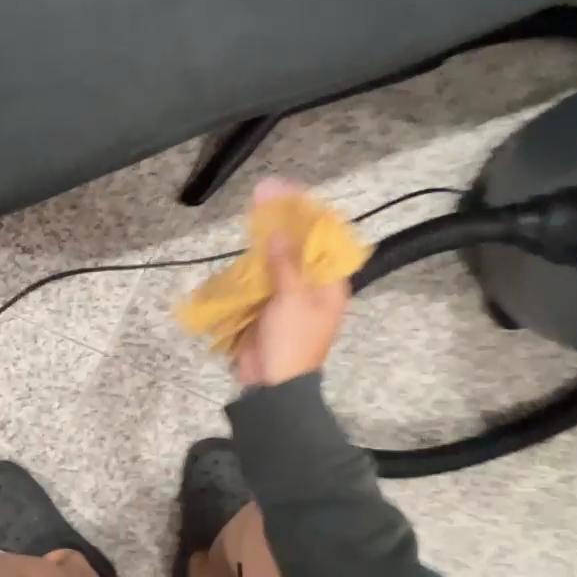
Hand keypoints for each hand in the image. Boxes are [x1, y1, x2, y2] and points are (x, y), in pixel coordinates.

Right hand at [234, 182, 351, 387]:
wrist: (274, 384)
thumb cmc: (292, 342)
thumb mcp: (292, 299)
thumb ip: (285, 262)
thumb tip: (278, 229)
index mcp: (330, 281)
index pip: (325, 235)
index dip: (306, 210)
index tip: (285, 191)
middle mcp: (314, 282)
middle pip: (301, 241)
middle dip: (284, 217)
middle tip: (263, 192)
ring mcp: (291, 292)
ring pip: (282, 255)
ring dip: (268, 234)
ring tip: (253, 207)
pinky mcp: (270, 303)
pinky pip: (265, 273)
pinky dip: (256, 258)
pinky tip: (246, 241)